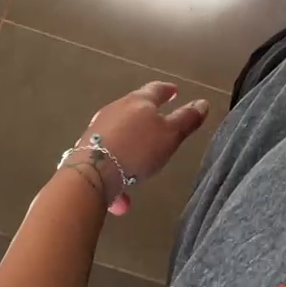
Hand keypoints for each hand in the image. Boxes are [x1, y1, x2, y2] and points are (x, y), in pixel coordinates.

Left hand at [66, 81, 209, 215]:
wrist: (89, 175)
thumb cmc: (137, 149)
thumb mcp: (170, 135)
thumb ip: (187, 120)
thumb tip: (203, 103)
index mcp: (139, 101)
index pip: (156, 89)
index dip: (167, 90)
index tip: (174, 91)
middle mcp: (116, 109)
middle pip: (134, 109)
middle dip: (147, 117)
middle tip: (158, 123)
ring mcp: (97, 130)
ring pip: (120, 136)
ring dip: (131, 148)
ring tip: (139, 167)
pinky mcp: (82, 151)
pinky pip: (106, 158)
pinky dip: (116, 170)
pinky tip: (120, 197)